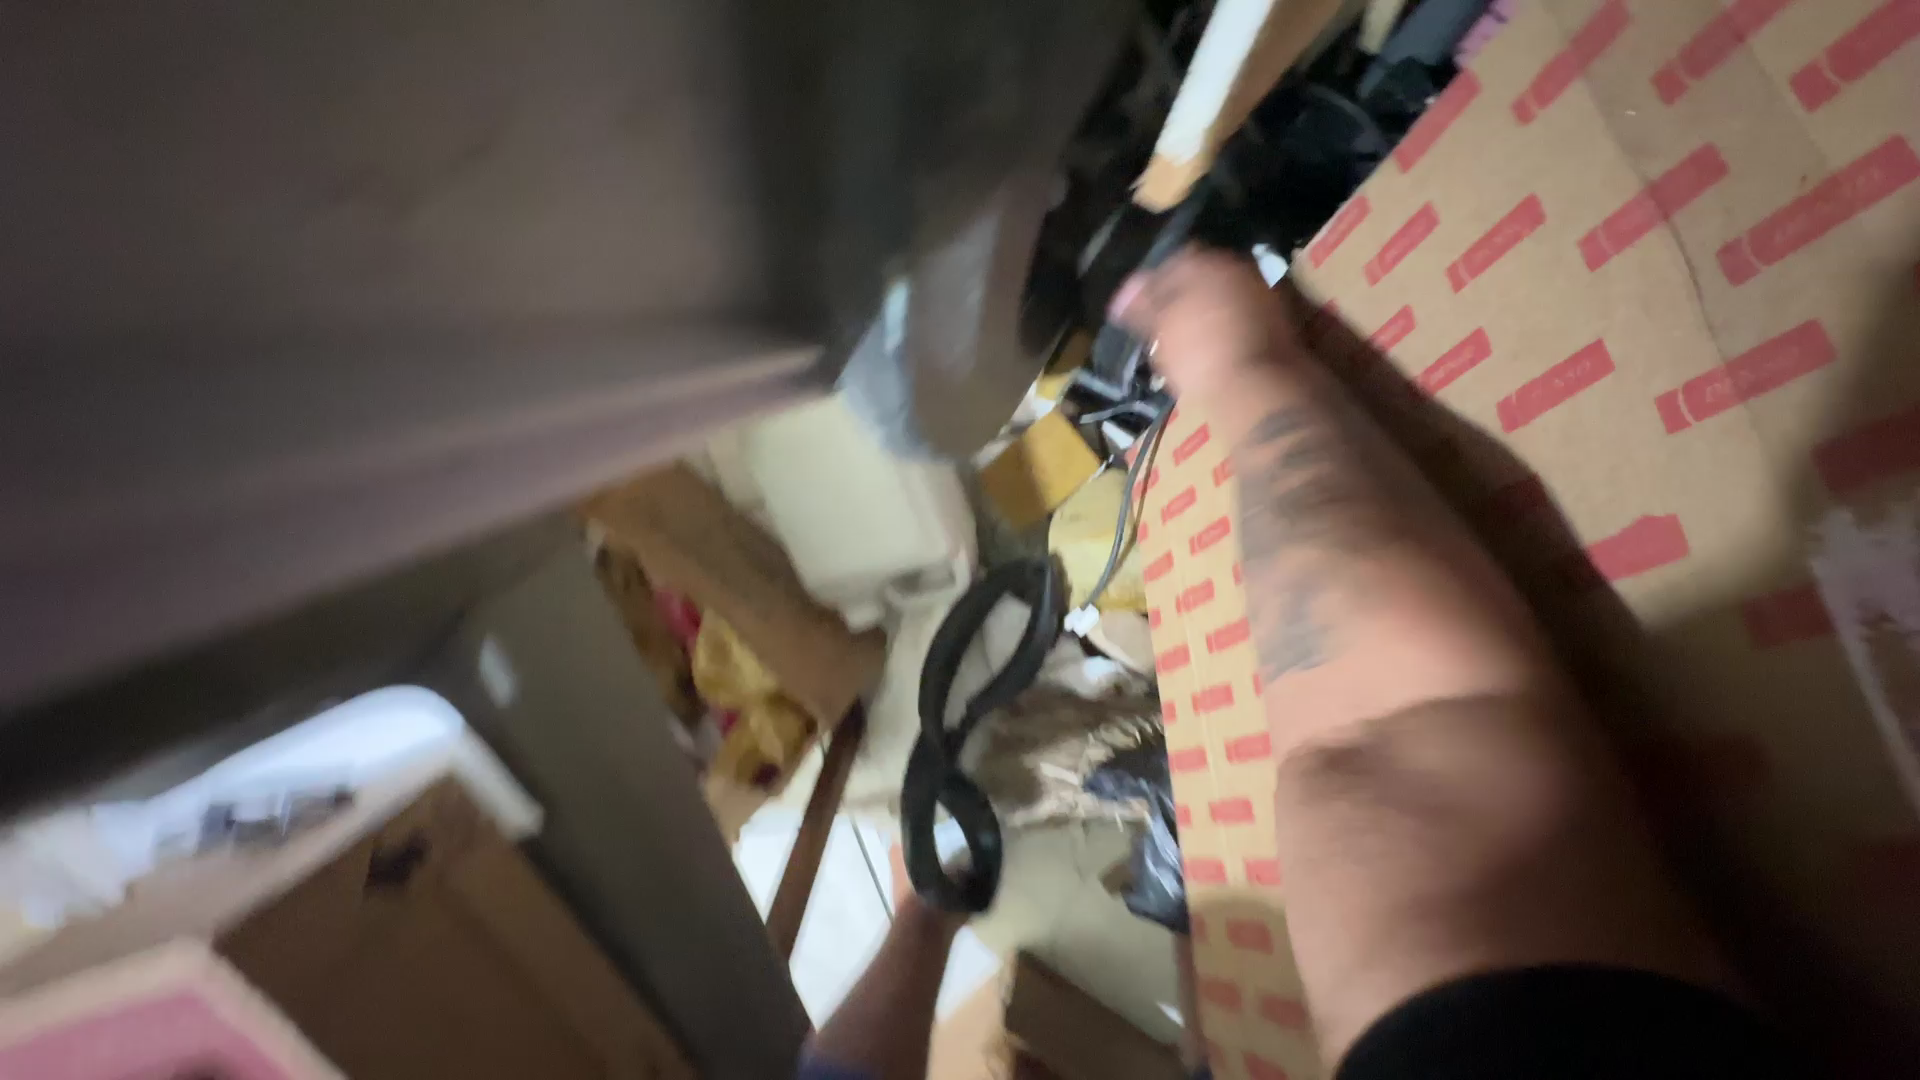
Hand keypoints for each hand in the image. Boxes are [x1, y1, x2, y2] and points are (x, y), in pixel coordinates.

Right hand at [1107, 248, 1306, 403]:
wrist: (1256, 387)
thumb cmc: (1198, 355)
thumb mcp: (1159, 330)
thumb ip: (1140, 306)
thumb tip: (1124, 294)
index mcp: (1204, 263)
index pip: (1168, 264)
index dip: (1149, 289)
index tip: (1137, 313)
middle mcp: (1236, 268)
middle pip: (1199, 277)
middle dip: (1178, 298)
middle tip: (1160, 326)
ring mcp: (1260, 292)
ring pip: (1221, 297)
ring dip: (1202, 313)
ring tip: (1184, 341)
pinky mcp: (1277, 320)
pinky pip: (1239, 316)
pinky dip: (1223, 327)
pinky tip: (1211, 350)